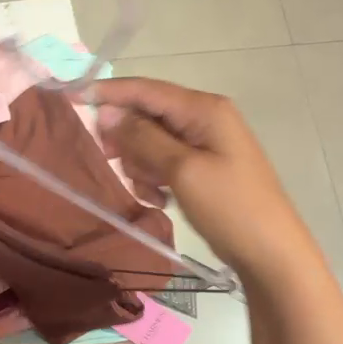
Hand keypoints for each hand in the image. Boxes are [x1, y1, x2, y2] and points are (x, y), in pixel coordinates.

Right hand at [92, 77, 320, 280]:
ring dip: (140, 163)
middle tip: (110, 161)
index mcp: (203, 109)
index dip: (107, 92)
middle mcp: (204, 118)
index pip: (145, 89)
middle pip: (146, 114)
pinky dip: (153, 177)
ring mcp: (204, 143)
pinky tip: (159, 199)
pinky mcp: (202, 166)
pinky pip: (163, 160)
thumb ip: (142, 138)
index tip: (71, 97)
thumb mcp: (181, 170)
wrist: (271, 254)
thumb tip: (107, 112)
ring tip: (150, 191)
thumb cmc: (230, 208)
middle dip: (126, 138)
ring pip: (150, 140)